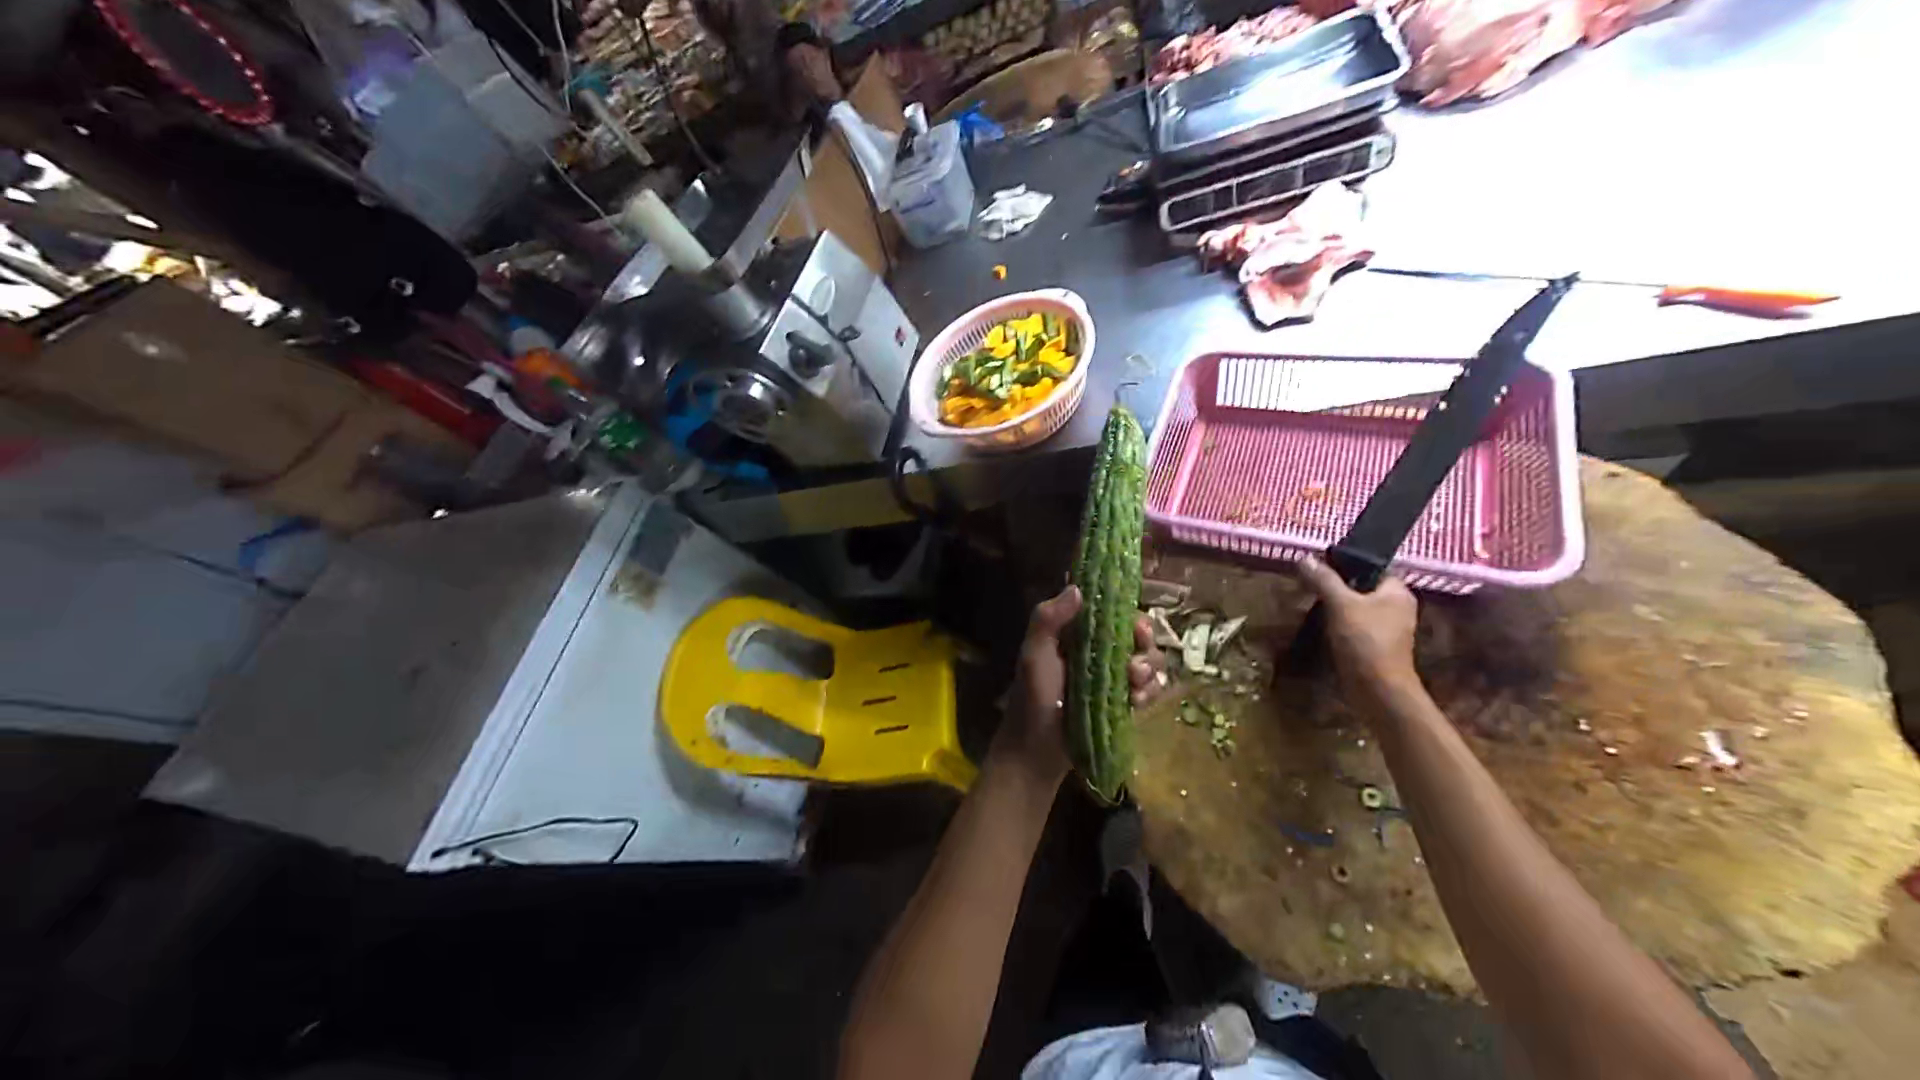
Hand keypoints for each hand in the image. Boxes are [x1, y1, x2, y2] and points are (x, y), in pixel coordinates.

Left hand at [993, 585, 1166, 783]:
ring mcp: (1111, 676)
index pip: (1107, 608)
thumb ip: (1047, 619)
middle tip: (1137, 657)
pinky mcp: (1122, 702)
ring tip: (1135, 682)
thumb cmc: (1032, 699)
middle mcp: (1096, 649)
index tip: (1132, 620)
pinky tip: (1137, 702)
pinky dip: (1149, 692)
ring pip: (1146, 659)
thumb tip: (1077, 588)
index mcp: (1074, 633)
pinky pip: (1148, 689)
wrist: (1037, 753)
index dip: (1125, 608)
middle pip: (1134, 632)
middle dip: (1144, 641)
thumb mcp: (1034, 654)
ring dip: (1148, 667)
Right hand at [1296, 557, 1419, 704]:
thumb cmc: (1365, 640)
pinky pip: (1355, 626)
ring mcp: (1387, 628)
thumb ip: (1323, 580)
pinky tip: (1321, 625)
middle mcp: (1397, 608)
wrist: (1376, 688)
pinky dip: (1339, 624)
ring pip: (1357, 608)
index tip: (1321, 567)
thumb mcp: (1340, 604)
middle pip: (1362, 588)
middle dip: (1338, 587)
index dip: (1348, 565)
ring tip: (1311, 602)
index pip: (1372, 568)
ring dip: (1337, 607)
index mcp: (1398, 592)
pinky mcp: (1375, 645)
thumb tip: (1304, 558)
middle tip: (1311, 584)